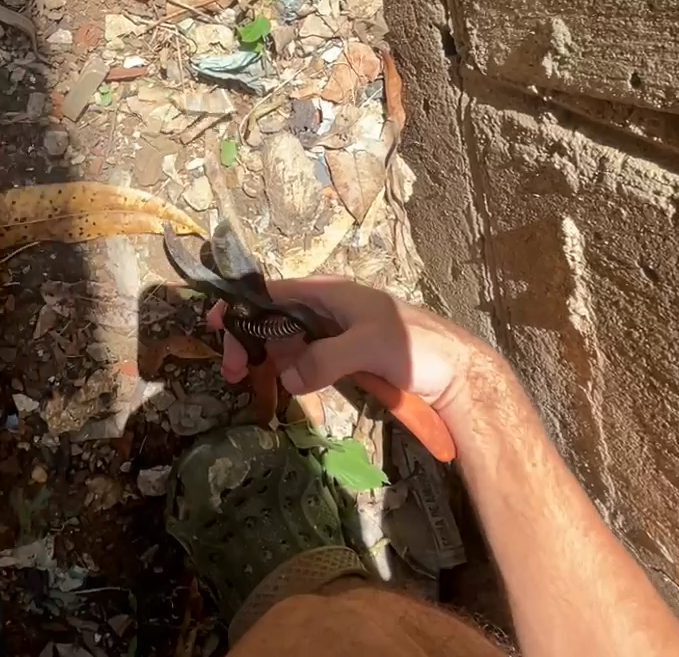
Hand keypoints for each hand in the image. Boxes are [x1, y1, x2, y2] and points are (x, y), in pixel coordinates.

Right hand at [208, 278, 499, 417]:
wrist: (461, 374)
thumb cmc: (419, 346)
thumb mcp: (371, 346)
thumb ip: (326, 358)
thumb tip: (286, 377)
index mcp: (329, 292)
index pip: (273, 291)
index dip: (242, 305)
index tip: (217, 325)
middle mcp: (325, 308)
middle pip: (273, 316)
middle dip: (249, 337)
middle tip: (233, 371)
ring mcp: (333, 333)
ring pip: (286, 340)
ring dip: (266, 357)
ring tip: (251, 380)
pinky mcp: (342, 357)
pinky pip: (304, 359)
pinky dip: (288, 370)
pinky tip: (283, 386)